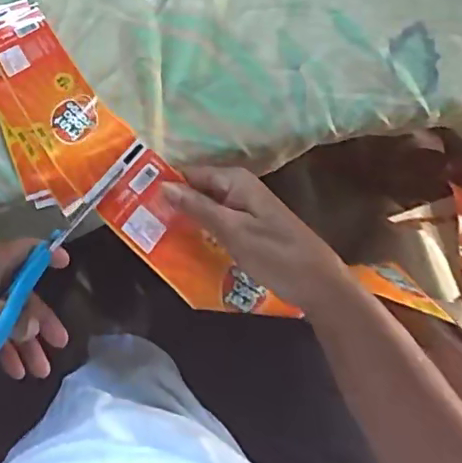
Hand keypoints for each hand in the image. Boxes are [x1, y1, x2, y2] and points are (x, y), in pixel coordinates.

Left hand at [0, 239, 70, 379]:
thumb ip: (17, 318)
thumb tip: (36, 324)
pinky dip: (4, 345)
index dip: (48, 256)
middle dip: (40, 320)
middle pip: (23, 292)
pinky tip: (14, 370)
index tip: (67, 265)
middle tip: (60, 343)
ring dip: (24, 340)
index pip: (27, 250)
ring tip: (39, 371)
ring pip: (9, 313)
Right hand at [159, 165, 346, 311]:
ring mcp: (244, 208)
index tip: (138, 198)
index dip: (165, 184)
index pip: (189, 174)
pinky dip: (201, 230)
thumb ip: (197, 207)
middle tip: (143, 220)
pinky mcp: (248, 227)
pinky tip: (185, 244)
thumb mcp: (233, 231)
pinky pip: (216, 222)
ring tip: (156, 232)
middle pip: (196, 189)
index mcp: (235, 180)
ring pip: (204, 207)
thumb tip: (162, 185)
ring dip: (185, 218)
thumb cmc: (278, 255)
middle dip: (172, 202)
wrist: (323, 288)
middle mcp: (238, 187)